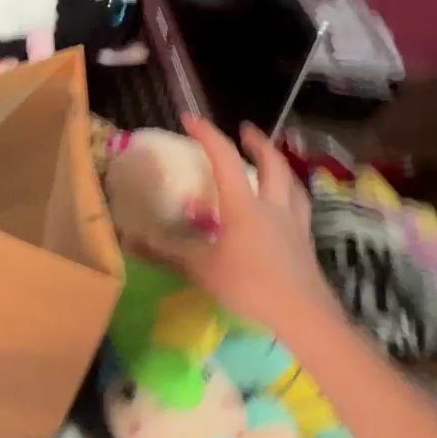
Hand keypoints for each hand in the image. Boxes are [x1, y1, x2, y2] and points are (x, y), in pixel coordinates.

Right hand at [151, 116, 338, 333]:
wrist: (306, 318)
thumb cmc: (250, 286)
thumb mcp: (201, 269)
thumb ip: (167, 253)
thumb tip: (130, 240)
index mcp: (244, 206)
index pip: (224, 159)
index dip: (207, 134)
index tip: (190, 119)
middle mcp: (272, 207)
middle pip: (272, 164)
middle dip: (258, 143)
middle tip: (245, 130)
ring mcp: (294, 225)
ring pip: (292, 185)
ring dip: (280, 166)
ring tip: (271, 161)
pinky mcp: (306, 244)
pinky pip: (299, 208)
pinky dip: (290, 196)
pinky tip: (283, 206)